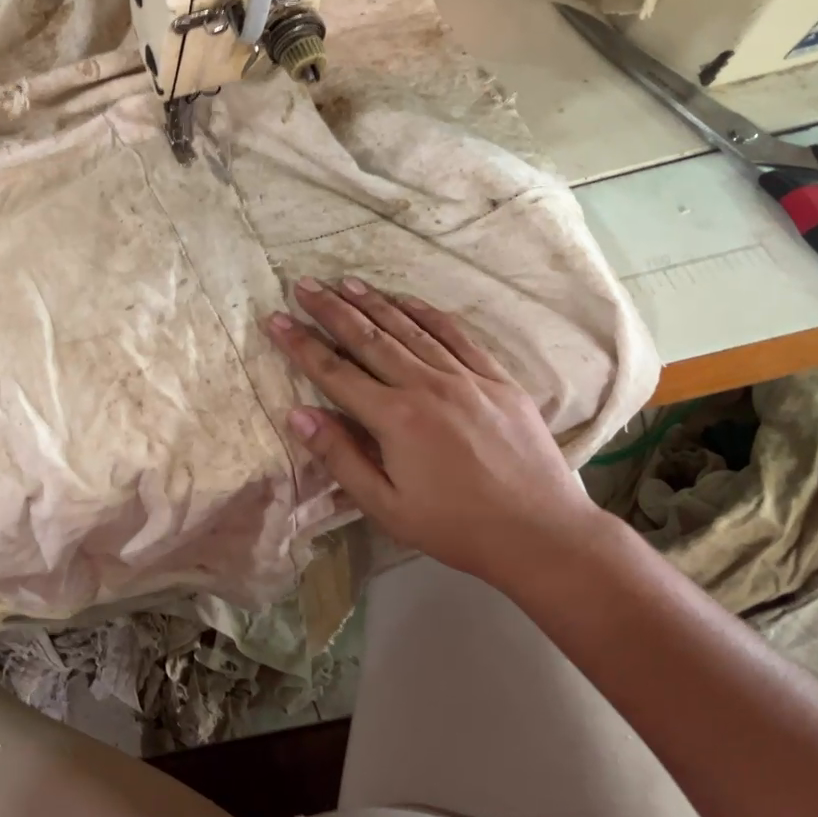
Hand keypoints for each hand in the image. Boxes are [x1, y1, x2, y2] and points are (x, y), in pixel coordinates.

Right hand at [266, 276, 602, 584]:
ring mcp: (466, 378)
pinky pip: (457, 335)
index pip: (334, 371)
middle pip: (368, 338)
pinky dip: (427, 314)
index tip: (275, 319)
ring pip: (409, 329)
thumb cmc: (455, 527)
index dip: (300, 344)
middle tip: (304, 284)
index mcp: (394, 418)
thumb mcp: (385, 505)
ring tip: (345, 282)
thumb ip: (340, 456)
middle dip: (331, 309)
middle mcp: (427, 386)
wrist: (543, 534)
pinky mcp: (498, 380)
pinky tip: (407, 300)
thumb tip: (298, 414)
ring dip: (373, 302)